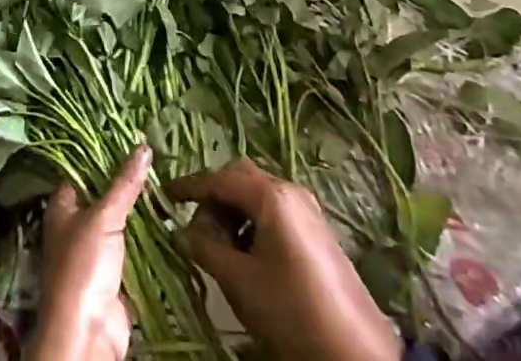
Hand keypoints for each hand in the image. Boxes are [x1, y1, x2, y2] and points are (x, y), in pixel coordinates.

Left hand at [28, 144, 151, 360]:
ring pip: (119, 219)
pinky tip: (167, 218)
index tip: (130, 136)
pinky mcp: (113, 271)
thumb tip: (143, 145)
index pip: (81, 168)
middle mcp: (75, 223)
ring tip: (167, 182)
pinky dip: (147, 233)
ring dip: (139, 207)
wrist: (87, 332)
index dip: (103, 152)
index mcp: (63, 205)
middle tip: (156, 157)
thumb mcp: (104, 217)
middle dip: (126, 180)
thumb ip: (124, 184)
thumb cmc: (83, 266)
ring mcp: (94, 249)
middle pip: (103, 193)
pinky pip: (131, 244)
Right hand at [167, 159, 400, 360]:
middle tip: (196, 224)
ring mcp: (306, 209)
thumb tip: (181, 233)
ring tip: (219, 244)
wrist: (354, 351)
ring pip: (257, 193)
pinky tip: (245, 252)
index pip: (219, 178)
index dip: (189, 186)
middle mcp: (290, 190)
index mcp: (271, 196)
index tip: (165, 195)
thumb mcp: (239, 280)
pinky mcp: (314, 229)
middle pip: (240, 177)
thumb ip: (205, 249)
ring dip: (233, 210)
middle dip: (214, 196)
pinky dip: (252, 221)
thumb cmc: (291, 308)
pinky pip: (273, 210)